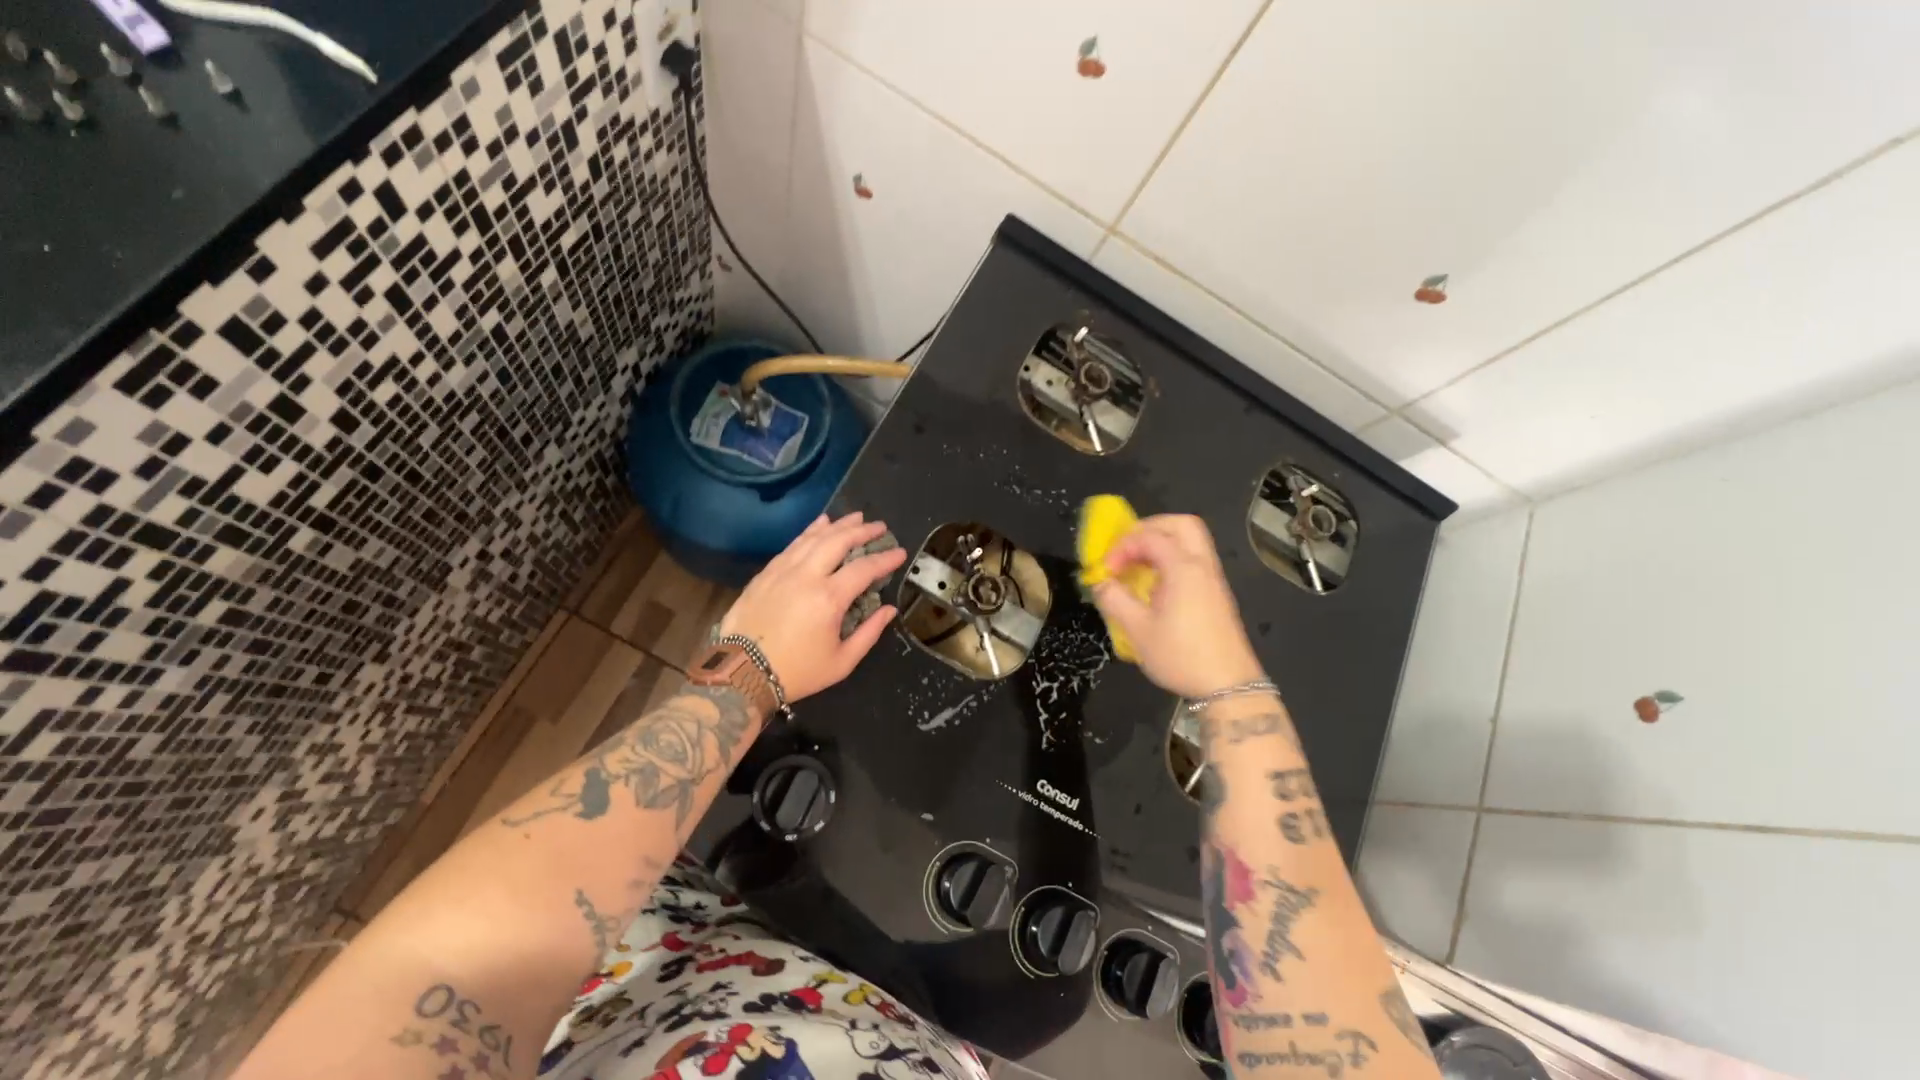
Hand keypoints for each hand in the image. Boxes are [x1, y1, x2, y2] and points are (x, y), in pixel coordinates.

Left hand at [717, 512, 906, 701]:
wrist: (741, 672)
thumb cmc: (797, 672)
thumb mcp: (841, 662)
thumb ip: (869, 633)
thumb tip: (888, 610)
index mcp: (829, 599)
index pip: (864, 569)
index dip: (885, 559)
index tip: (900, 552)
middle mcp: (806, 576)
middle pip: (838, 541)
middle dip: (862, 531)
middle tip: (879, 527)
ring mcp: (783, 571)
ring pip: (813, 538)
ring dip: (837, 525)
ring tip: (855, 518)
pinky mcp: (766, 573)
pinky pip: (792, 545)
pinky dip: (810, 532)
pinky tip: (820, 525)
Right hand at [1090, 514, 1265, 698]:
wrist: (1228, 685)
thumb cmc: (1181, 656)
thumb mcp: (1137, 630)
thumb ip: (1114, 599)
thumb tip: (1100, 583)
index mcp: (1183, 568)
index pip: (1149, 536)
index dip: (1121, 547)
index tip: (1106, 571)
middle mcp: (1202, 565)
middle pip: (1180, 524)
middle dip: (1149, 529)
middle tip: (1127, 549)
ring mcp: (1213, 579)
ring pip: (1191, 541)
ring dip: (1162, 544)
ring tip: (1138, 567)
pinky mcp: (1217, 594)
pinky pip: (1195, 560)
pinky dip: (1173, 560)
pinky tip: (1156, 587)